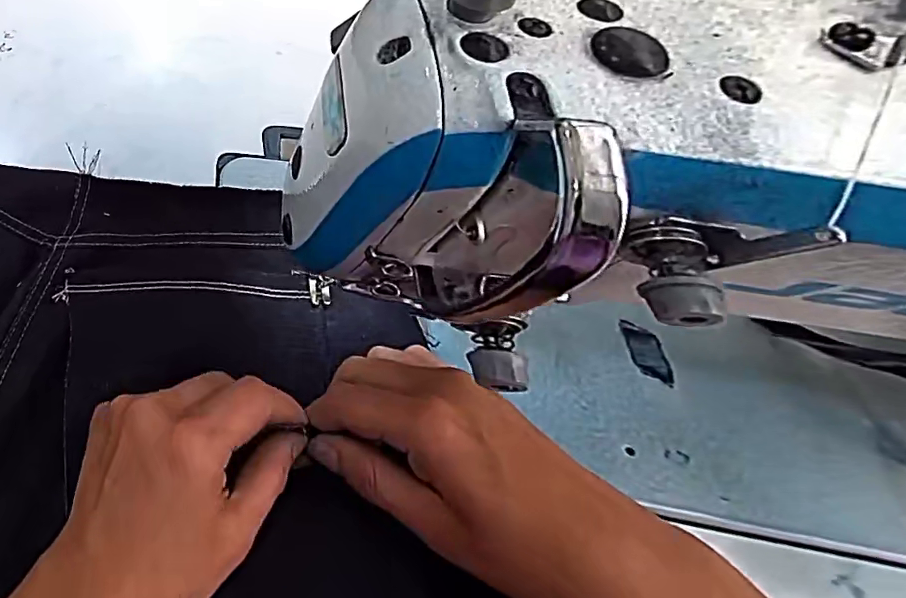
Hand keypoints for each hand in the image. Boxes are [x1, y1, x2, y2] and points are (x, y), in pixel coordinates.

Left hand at [10, 373, 307, 597]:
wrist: (91, 590)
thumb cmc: (164, 574)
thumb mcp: (234, 532)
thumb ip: (271, 473)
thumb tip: (291, 437)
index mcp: (192, 441)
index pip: (254, 393)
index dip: (282, 404)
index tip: (294, 421)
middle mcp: (157, 411)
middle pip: (224, 381)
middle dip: (248, 406)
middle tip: (260, 439)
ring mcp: (129, 407)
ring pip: (192, 386)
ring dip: (213, 408)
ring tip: (215, 451)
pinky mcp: (109, 412)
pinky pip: (161, 396)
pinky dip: (177, 414)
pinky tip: (176, 450)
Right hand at [306, 346, 763, 597]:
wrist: (600, 544)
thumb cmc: (520, 548)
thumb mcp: (436, 526)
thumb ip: (373, 478)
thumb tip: (326, 448)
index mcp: (427, 421)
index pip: (347, 399)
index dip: (317, 416)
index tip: (305, 438)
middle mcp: (440, 384)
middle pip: (359, 368)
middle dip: (335, 398)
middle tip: (332, 441)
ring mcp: (461, 378)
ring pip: (383, 358)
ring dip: (362, 386)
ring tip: (363, 433)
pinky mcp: (476, 383)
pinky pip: (414, 362)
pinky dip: (391, 377)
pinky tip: (398, 416)